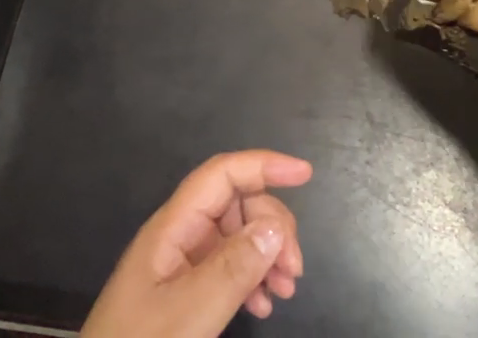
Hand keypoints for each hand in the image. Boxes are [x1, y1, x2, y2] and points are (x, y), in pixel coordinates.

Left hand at [80, 150, 311, 337]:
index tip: (305, 174)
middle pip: (236, 204)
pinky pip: (230, 265)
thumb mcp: (190, 312)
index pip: (221, 174)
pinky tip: (263, 305)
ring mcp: (182, 261)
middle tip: (294, 270)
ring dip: (268, 255)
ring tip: (285, 290)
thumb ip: (233, 268)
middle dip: (273, 225)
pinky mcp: (186, 288)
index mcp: (173, 226)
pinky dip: (253, 278)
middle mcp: (179, 234)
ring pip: (238, 235)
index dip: (263, 165)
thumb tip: (275, 226)